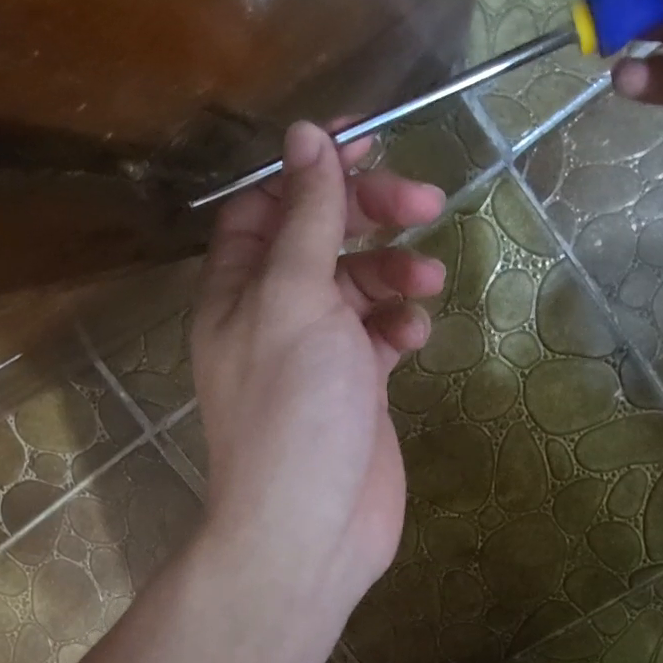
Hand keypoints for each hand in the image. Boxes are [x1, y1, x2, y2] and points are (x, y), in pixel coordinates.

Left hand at [192, 121, 446, 610]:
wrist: (310, 527)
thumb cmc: (293, 407)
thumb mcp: (295, 298)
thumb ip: (306, 218)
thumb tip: (305, 135)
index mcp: (236, 287)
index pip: (265, 204)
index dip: (310, 168)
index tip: (368, 142)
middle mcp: (269, 312)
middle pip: (320, 236)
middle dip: (369, 213)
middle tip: (425, 199)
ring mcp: (314, 351)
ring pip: (356, 284)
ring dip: (393, 271)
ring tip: (427, 283)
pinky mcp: (353, 385)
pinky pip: (377, 334)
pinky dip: (397, 325)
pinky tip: (414, 335)